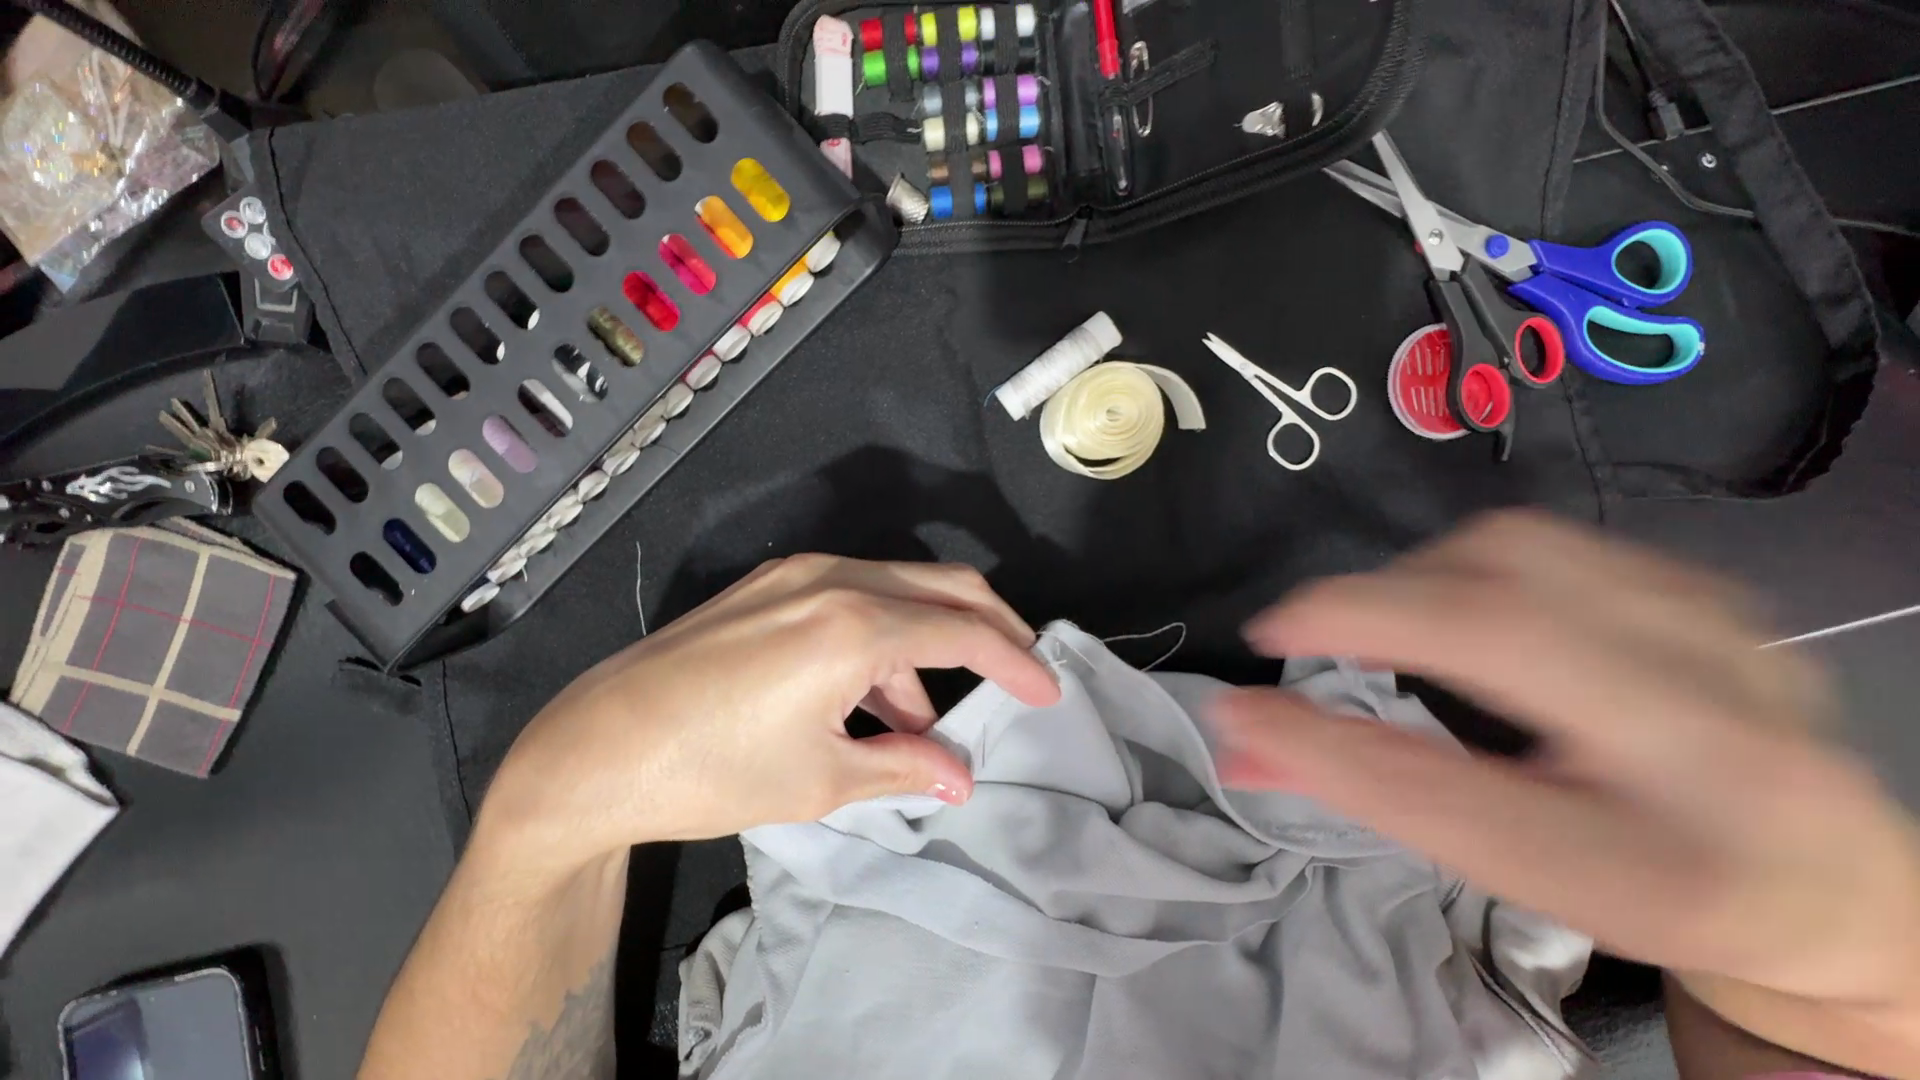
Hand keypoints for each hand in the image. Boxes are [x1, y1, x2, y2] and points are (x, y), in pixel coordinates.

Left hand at [477, 555, 1060, 875]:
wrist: (598, 748)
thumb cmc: (715, 770)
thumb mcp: (822, 778)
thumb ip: (904, 768)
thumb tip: (960, 778)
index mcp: (855, 625)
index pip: (963, 633)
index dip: (1016, 662)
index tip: (1049, 691)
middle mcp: (833, 578)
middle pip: (943, 585)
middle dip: (991, 625)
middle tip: (1019, 669)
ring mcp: (796, 574)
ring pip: (896, 588)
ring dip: (924, 642)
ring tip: (916, 720)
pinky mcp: (769, 584)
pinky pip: (852, 594)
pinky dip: (880, 635)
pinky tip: (866, 692)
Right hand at [1213, 512, 1919, 1073]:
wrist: (1832, 881)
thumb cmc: (1647, 889)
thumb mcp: (1509, 874)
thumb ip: (1365, 795)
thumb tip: (1236, 738)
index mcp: (1663, 854)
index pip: (1452, 791)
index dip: (1327, 736)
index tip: (1242, 699)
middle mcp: (1719, 736)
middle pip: (1502, 623)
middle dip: (1368, 610)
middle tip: (1296, 630)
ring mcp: (1727, 646)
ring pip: (1525, 554)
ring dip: (1415, 576)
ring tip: (1381, 619)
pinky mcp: (1711, 594)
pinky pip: (1554, 542)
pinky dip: (1468, 560)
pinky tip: (1456, 602)